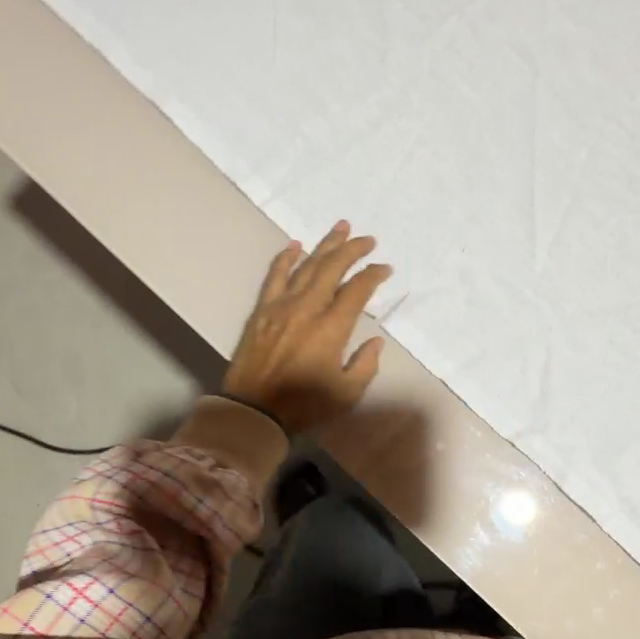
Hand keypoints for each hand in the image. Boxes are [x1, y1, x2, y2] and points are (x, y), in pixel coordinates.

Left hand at [223, 221, 389, 434]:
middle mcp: (307, 308)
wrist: (254, 410)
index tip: (384, 269)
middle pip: (333, 267)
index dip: (373, 275)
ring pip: (306, 265)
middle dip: (352, 250)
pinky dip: (285, 258)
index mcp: (332, 328)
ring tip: (340, 228)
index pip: (357, 290)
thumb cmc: (305, 406)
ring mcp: (281, 306)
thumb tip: (374, 341)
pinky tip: (295, 245)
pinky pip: (274, 276)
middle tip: (368, 239)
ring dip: (325, 245)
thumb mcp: (347, 393)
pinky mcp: (262, 311)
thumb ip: (365, 365)